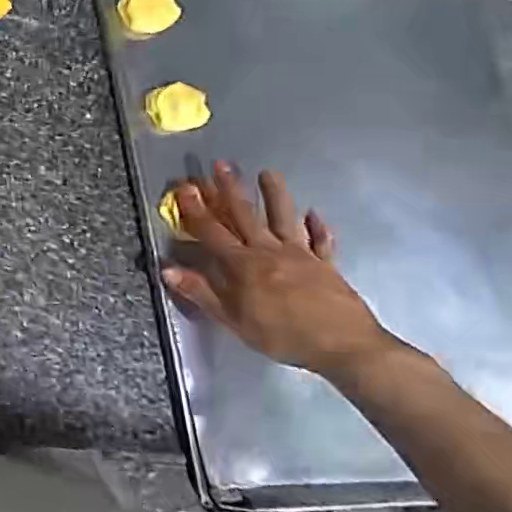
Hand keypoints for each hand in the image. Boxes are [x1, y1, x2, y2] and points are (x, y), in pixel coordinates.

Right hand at [161, 162, 403, 377]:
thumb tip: (167, 270)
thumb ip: (200, 292)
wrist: (344, 347)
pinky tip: (314, 214)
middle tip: (221, 164)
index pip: (212, 231)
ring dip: (275, 194)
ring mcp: (301, 256)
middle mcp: (269, 252)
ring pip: (284, 218)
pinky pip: (321, 241)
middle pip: (245, 215)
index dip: (195, 209)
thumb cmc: (282, 335)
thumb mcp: (233, 320)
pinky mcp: (326, 266)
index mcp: (243, 265)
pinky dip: (318, 226)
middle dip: (230, 189)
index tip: (185, 187)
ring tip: (268, 172)